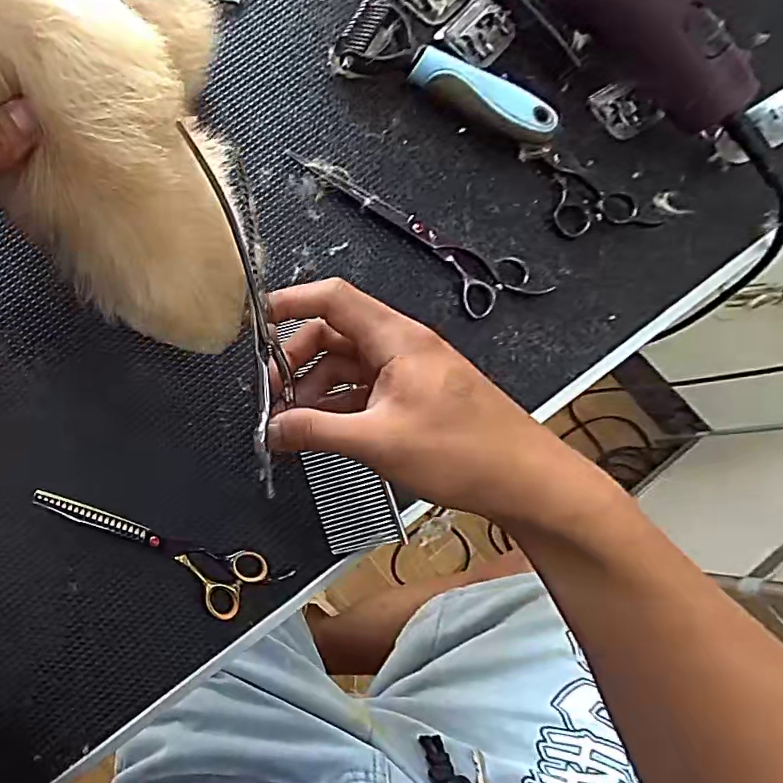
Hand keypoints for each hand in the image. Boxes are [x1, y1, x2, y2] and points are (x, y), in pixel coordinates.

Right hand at [266, 279, 621, 532]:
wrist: (526, 483)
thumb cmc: (471, 453)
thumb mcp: (377, 441)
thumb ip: (315, 430)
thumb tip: (273, 428)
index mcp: (397, 340)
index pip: (333, 299)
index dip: (289, 302)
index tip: (256, 321)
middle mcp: (401, 349)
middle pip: (330, 335)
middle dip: (294, 362)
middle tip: (272, 395)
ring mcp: (404, 373)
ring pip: (341, 366)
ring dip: (311, 390)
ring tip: (292, 423)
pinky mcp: (407, 398)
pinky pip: (357, 391)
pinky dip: (332, 407)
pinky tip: (317, 431)